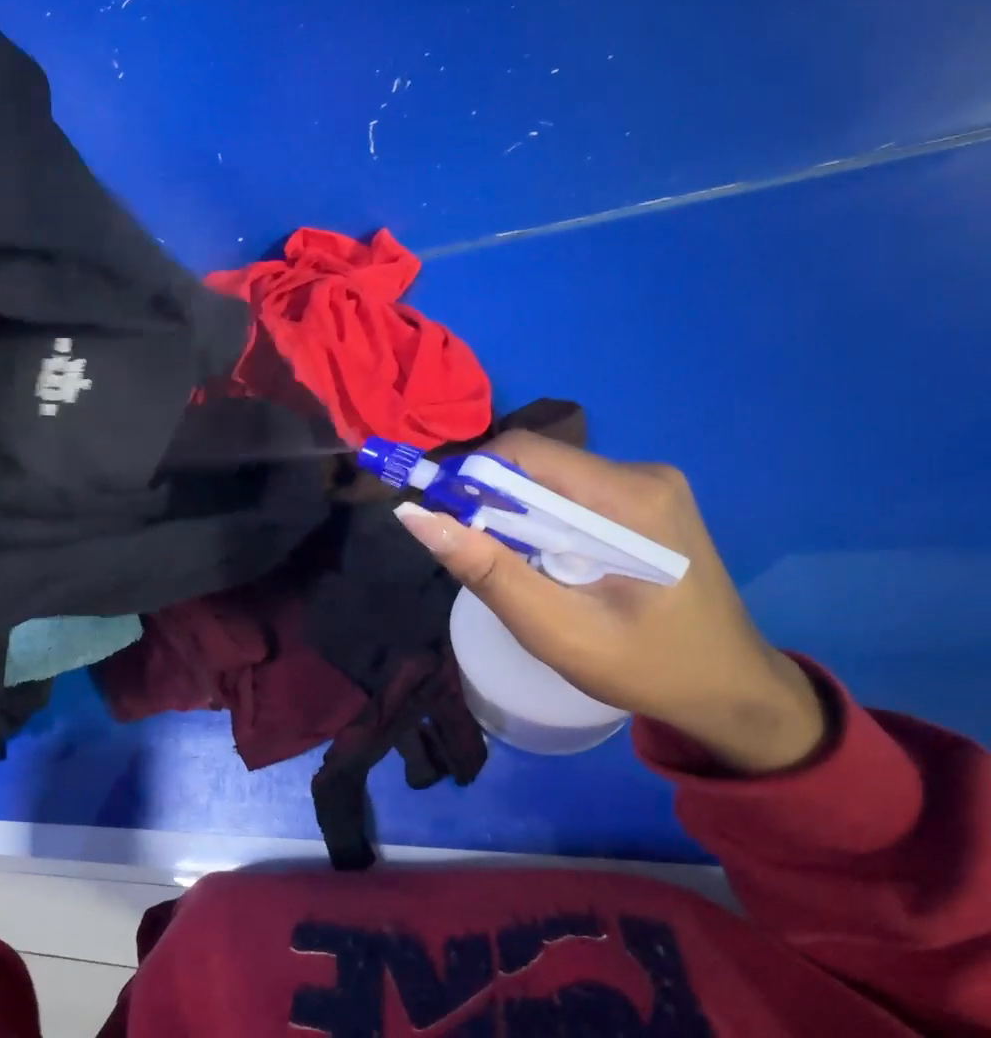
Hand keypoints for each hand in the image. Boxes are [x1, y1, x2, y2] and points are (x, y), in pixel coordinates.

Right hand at [394, 431, 826, 774]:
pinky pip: (568, 495)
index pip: (521, 452)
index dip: (467, 478)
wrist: (731, 692)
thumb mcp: (554, 628)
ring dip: (515, 518)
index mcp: (628, 497)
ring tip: (520, 571)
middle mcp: (641, 475)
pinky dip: (541, 524)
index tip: (443, 522)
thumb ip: (485, 568)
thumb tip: (412, 515)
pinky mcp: (645, 503)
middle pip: (533, 464)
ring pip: (547, 480)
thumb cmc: (646, 665)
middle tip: (481, 560)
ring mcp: (648, 487)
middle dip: (490, 504)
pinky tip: (551, 566)